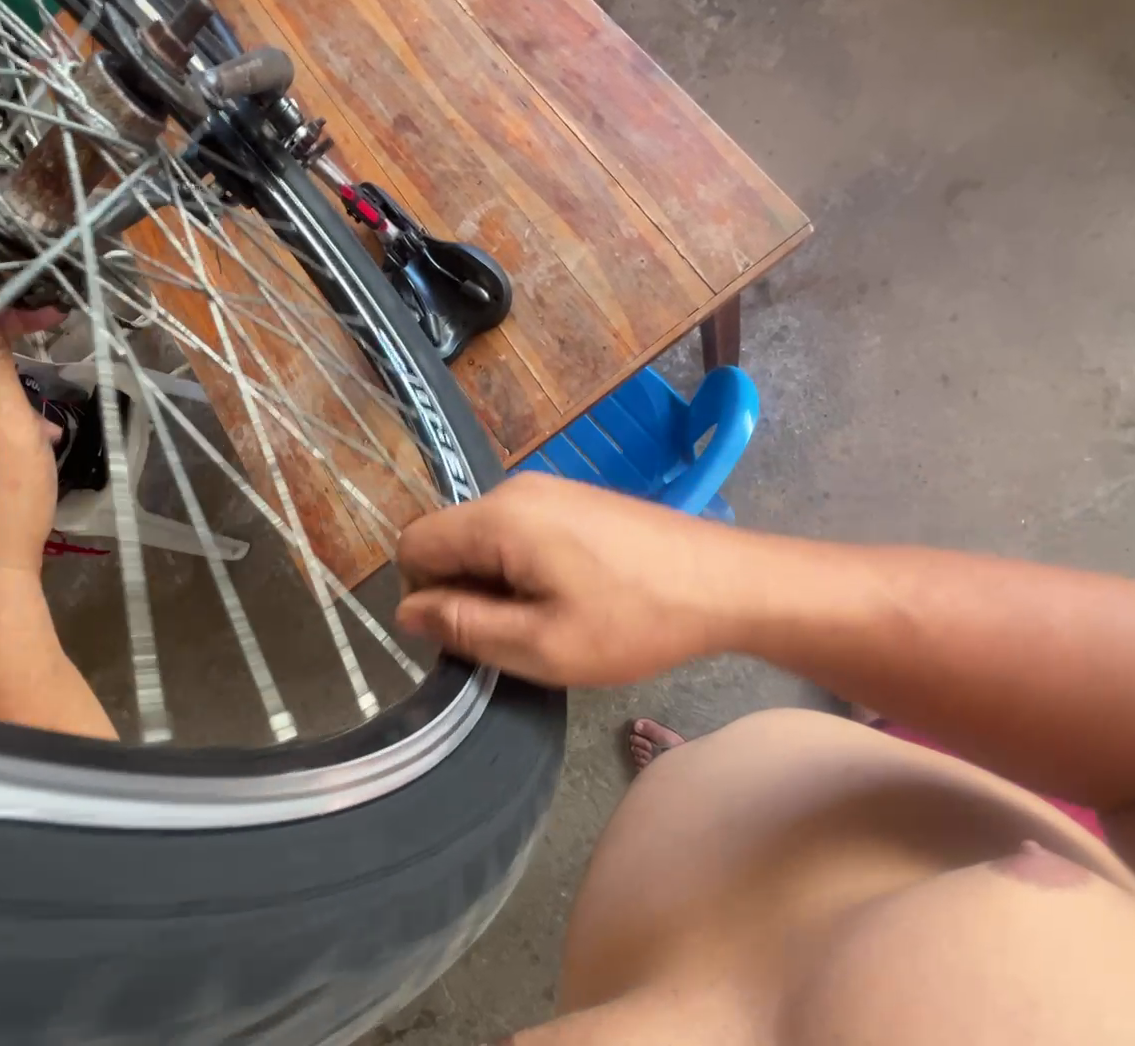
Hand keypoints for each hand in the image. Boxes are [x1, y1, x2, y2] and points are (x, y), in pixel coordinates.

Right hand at [394, 473, 752, 686]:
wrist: (728, 583)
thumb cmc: (634, 620)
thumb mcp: (541, 644)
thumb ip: (464, 626)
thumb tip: (406, 611)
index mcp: (499, 517)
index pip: (414, 544)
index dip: (423, 595)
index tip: (468, 632)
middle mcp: (515, 489)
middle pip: (449, 539)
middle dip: (463, 589)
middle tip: (517, 633)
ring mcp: (548, 489)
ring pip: (484, 538)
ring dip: (495, 581)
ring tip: (549, 616)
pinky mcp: (573, 498)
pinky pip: (517, 530)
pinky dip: (522, 566)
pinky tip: (570, 594)